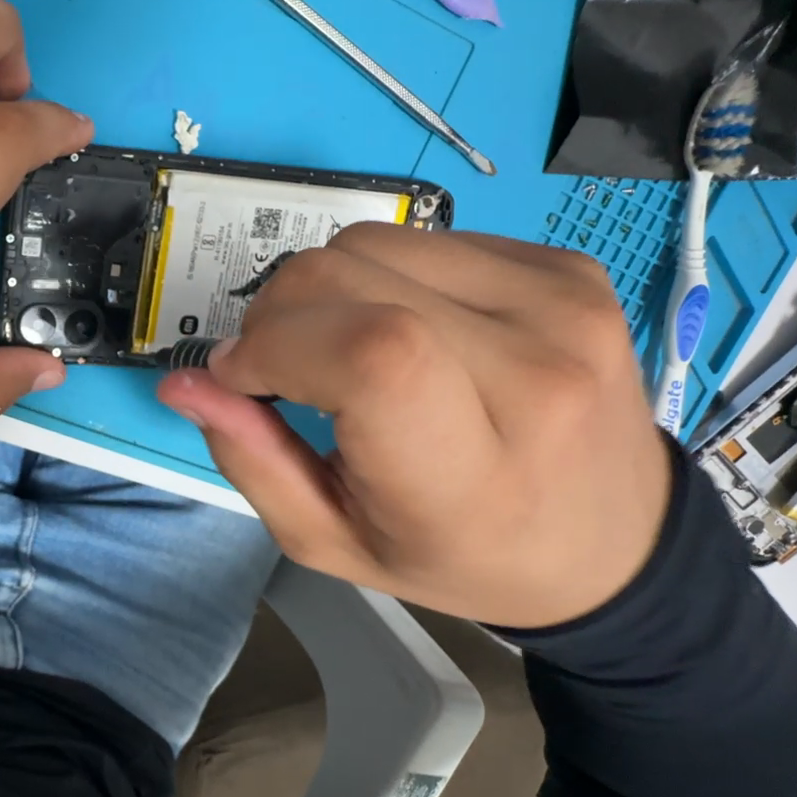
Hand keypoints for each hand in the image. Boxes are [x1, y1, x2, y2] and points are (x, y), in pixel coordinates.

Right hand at [158, 225, 673, 628]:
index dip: (275, 346)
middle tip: (277, 367)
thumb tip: (182, 381)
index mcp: (472, 468)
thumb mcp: (332, 540)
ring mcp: (561, 304)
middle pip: (348, 274)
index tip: (241, 380)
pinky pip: (422, 239)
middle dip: (274, 314)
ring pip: (372, 242)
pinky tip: (400, 328)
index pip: (366, 353)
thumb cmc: (457, 557)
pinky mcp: (568, 268)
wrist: (614, 545)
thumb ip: (250, 460)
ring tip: (336, 348)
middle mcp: (534, 369)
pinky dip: (377, 278)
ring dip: (321, 290)